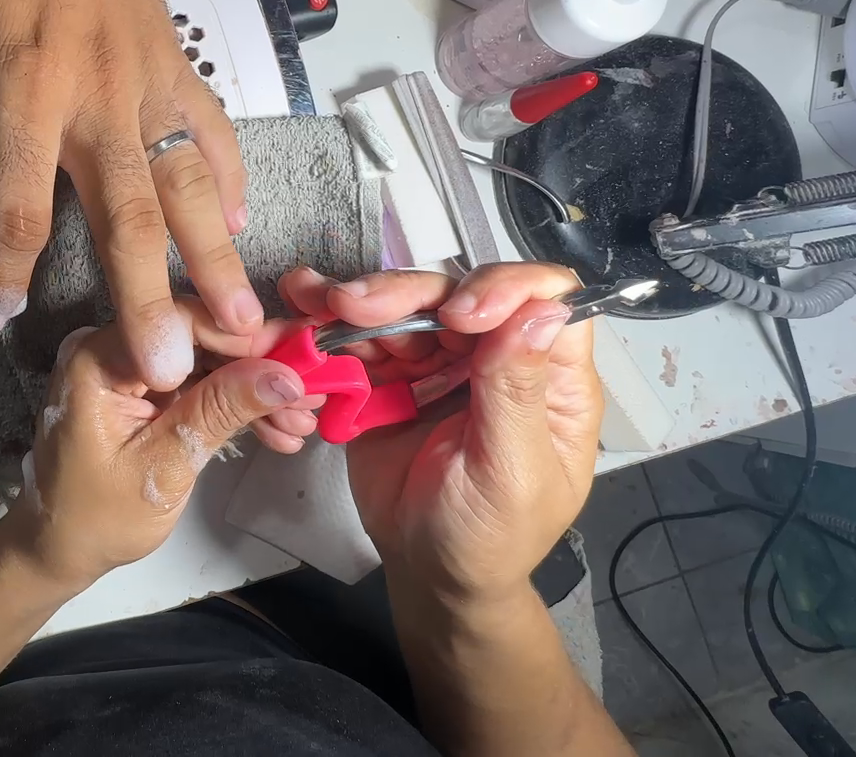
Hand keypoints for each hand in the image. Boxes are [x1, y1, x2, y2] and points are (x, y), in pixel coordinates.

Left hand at [0, 0, 257, 390]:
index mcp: (23, 86)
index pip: (16, 204)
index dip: (3, 270)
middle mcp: (96, 96)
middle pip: (125, 214)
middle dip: (143, 297)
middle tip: (163, 372)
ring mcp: (148, 83)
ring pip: (186, 184)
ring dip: (214, 257)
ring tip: (238, 321)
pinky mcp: (176, 65)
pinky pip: (211, 130)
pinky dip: (230, 179)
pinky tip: (243, 225)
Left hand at [2, 303, 321, 586]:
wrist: (61, 546)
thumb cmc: (100, 516)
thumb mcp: (165, 465)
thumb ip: (219, 412)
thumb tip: (284, 375)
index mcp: (99, 357)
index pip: (178, 322)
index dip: (242, 337)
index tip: (296, 356)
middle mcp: (110, 347)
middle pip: (196, 338)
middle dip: (257, 368)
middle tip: (311, 392)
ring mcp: (127, 367)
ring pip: (204, 362)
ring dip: (253, 391)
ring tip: (301, 420)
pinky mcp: (142, 387)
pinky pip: (195, 383)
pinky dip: (232, 405)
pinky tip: (276, 428)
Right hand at [279, 264, 601, 605]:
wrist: (422, 566)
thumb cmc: (487, 534)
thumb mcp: (511, 473)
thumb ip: (517, 392)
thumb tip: (540, 310)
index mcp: (546, 376)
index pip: (542, 297)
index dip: (501, 288)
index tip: (454, 317)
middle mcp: (490, 354)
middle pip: (454, 292)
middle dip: (403, 293)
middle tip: (351, 307)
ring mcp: (436, 361)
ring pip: (403, 305)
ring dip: (359, 300)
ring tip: (318, 307)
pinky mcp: (387, 373)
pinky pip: (363, 334)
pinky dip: (333, 323)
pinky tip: (308, 322)